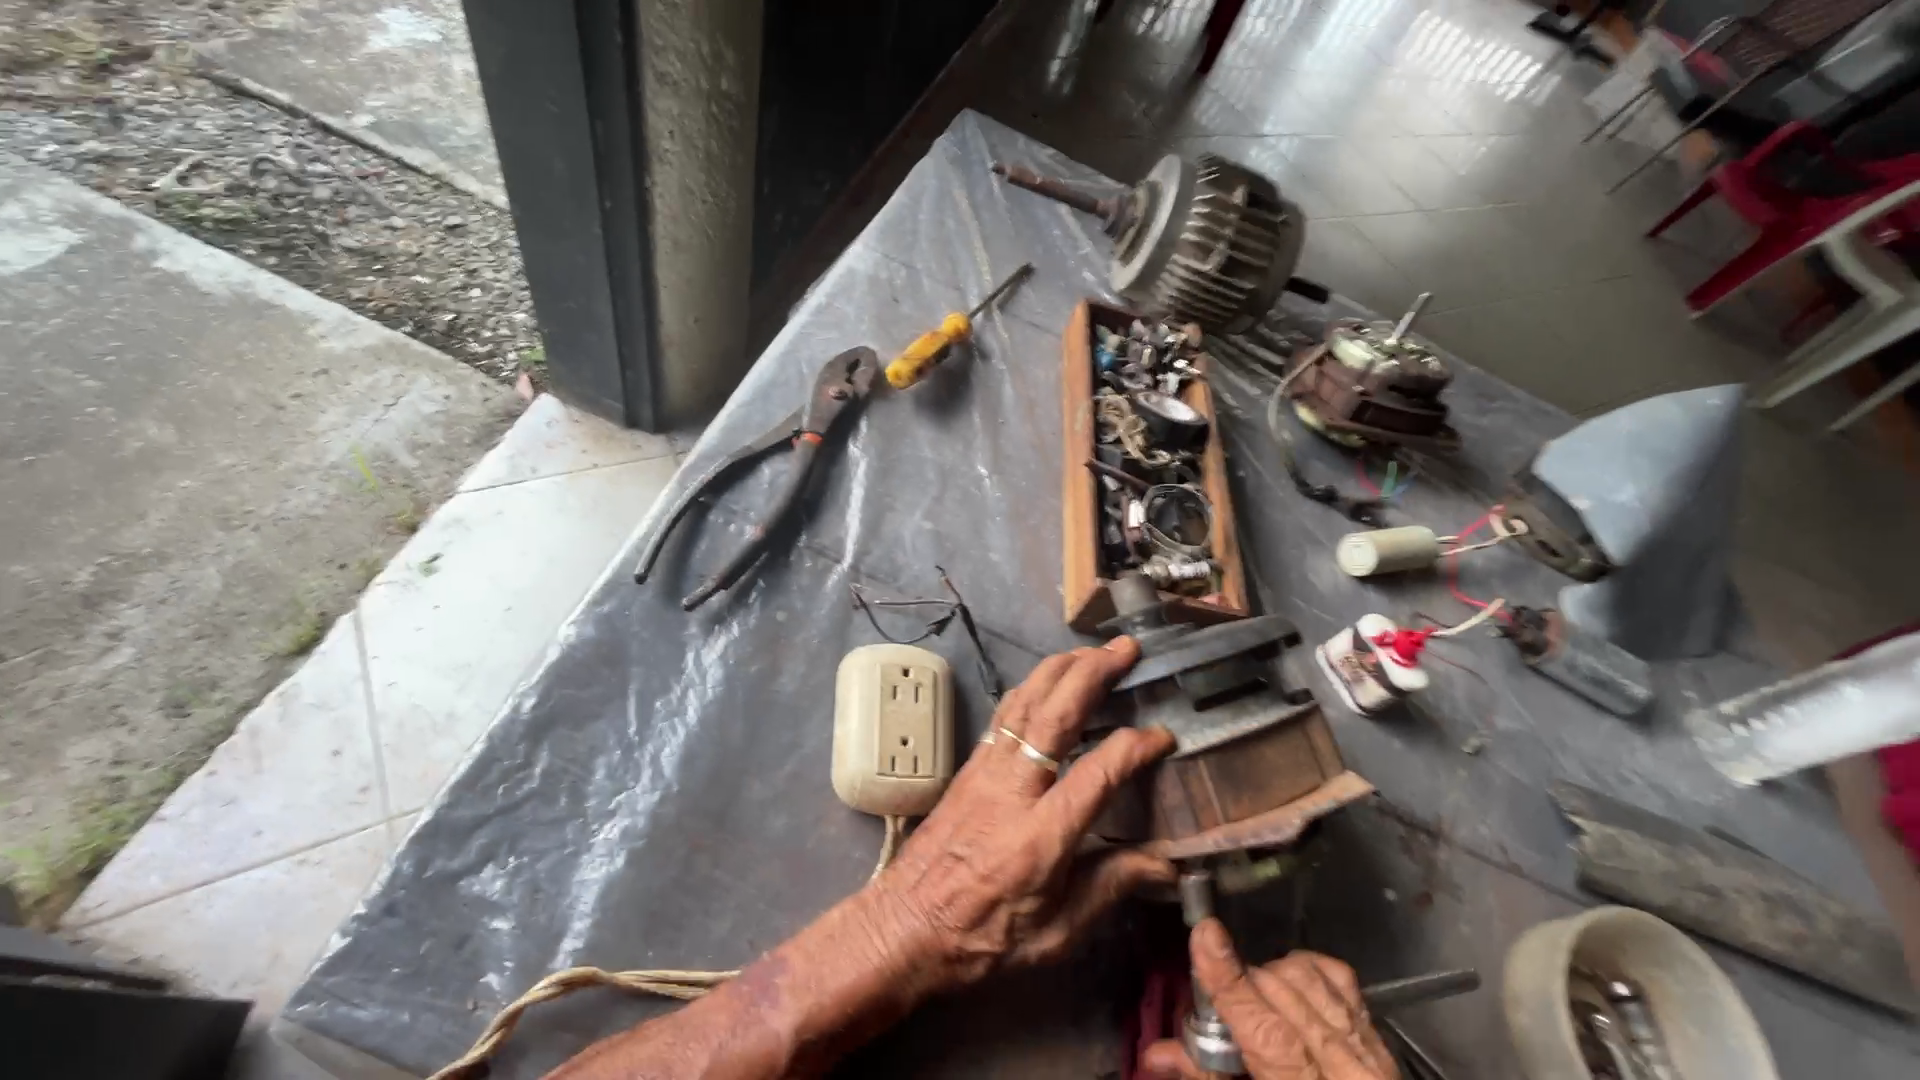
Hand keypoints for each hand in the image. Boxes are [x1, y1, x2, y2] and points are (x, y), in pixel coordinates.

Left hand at [866, 637, 1177, 991]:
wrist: (906, 927)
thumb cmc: (984, 938)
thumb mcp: (1056, 932)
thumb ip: (1111, 887)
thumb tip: (1167, 864)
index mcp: (1041, 837)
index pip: (1097, 774)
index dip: (1134, 747)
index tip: (1163, 735)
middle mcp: (1012, 790)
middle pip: (1054, 715)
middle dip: (1092, 674)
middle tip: (1125, 649)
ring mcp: (985, 772)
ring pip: (1023, 703)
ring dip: (1059, 669)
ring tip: (1091, 651)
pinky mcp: (968, 768)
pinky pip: (1002, 716)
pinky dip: (1029, 689)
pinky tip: (1046, 680)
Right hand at [1142, 922, 1398, 1079]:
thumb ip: (1209, 1079)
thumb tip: (1157, 1052)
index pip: (1268, 1034)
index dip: (1232, 982)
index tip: (1205, 935)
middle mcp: (1347, 1073)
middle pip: (1285, 997)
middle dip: (1241, 983)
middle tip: (1217, 999)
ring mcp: (1371, 1056)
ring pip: (1312, 980)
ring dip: (1271, 975)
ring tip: (1253, 997)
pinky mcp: (1380, 1041)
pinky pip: (1340, 980)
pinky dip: (1308, 970)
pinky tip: (1289, 982)